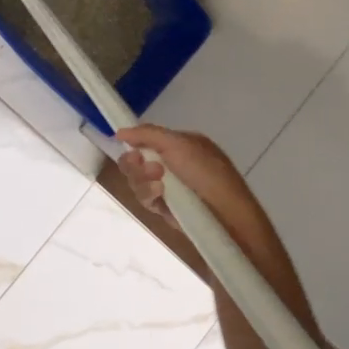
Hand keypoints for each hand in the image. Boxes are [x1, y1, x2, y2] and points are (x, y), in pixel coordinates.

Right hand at [115, 123, 256, 227]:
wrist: (228, 216)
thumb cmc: (207, 173)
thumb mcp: (179, 144)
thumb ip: (147, 134)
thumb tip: (120, 132)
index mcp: (180, 145)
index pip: (146, 140)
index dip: (135, 144)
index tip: (131, 149)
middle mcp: (172, 164)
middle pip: (135, 160)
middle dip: (136, 164)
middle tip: (149, 168)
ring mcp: (169, 187)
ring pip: (137, 180)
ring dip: (143, 180)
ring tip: (159, 185)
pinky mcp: (166, 209)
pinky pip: (144, 199)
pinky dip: (148, 195)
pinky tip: (160, 196)